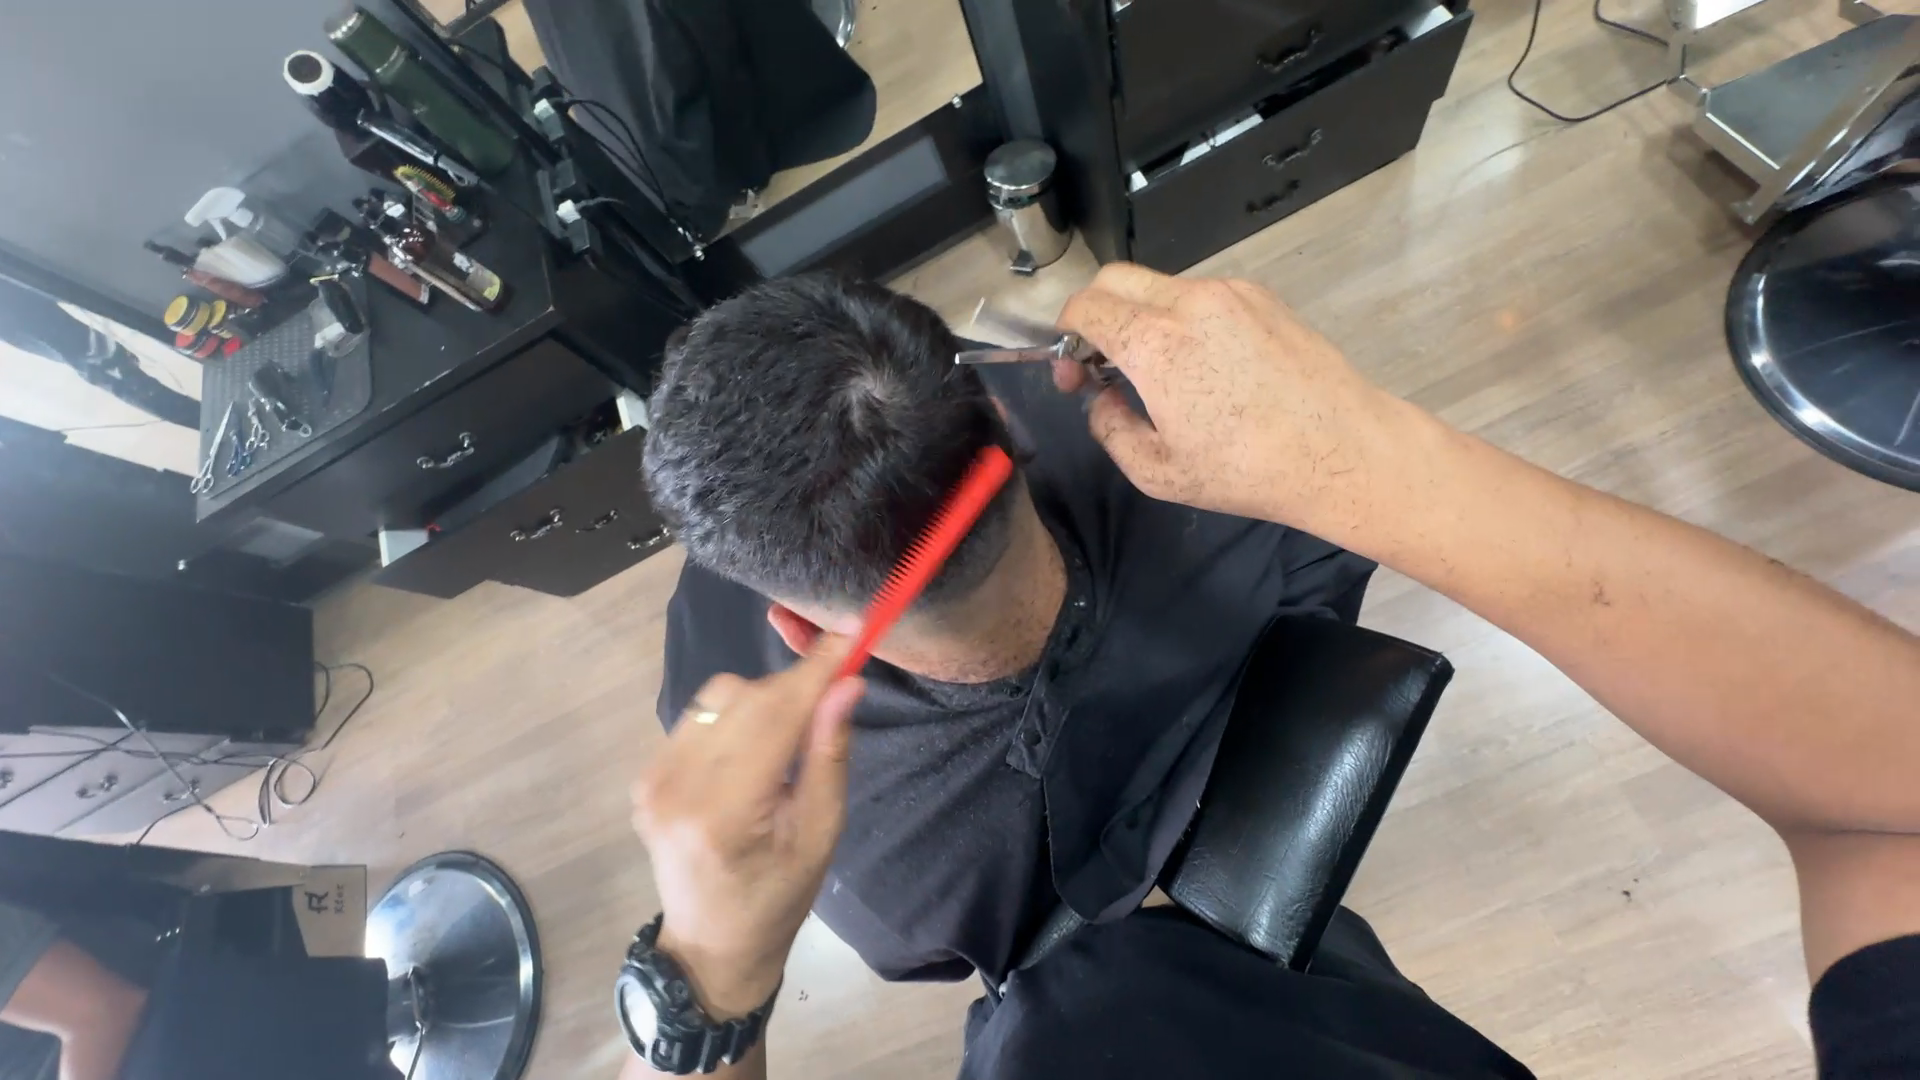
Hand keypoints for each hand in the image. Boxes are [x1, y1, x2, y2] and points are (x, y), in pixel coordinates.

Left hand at [629, 638, 865, 1018]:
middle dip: (797, 684)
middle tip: (833, 693)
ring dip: (766, 699)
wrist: (711, 943)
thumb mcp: (822, 832)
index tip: (851, 631)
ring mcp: (653, 779)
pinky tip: (753, 748)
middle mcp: (677, 787)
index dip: (815, 669)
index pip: (776, 716)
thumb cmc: (779, 894)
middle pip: (747, 697)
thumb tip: (849, 684)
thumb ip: (830, 753)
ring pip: (722, 696)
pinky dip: (738, 714)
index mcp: (725, 813)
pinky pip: (702, 713)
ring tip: (788, 738)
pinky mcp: (646, 774)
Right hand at [1056, 264, 1406, 528]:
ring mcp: (1230, 292)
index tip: (1075, 373)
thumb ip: (1109, 428)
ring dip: (1139, 316)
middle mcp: (1188, 302)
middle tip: (1103, 362)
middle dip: (1094, 313)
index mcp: (1154, 344)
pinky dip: (1179, 317)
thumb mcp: (1156, 471)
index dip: (1066, 335)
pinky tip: (1203, 363)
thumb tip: (1103, 399)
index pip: (1085, 305)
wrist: (1341, 450)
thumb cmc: (1244, 469)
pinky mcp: (1261, 296)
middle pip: (1114, 278)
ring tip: (1157, 369)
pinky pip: (1199, 294)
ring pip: (1158, 284)